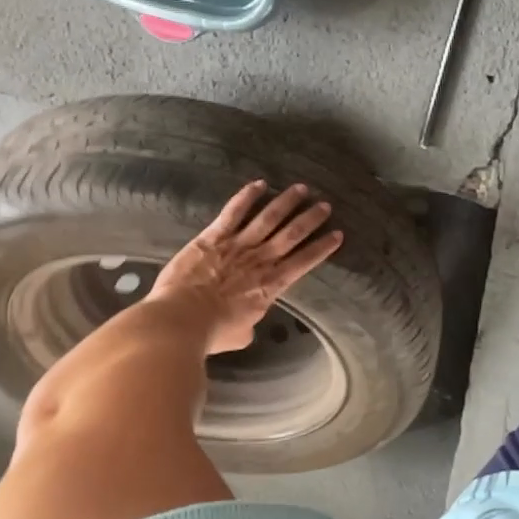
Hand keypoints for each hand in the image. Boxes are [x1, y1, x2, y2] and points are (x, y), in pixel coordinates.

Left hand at [148, 181, 343, 353]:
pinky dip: (248, 196)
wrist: (181, 319)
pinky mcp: (214, 236)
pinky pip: (234, 212)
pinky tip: (260, 184)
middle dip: (310, 219)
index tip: (337, 235)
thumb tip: (247, 325)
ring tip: (301, 188)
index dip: (323, 247)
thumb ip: (249, 324)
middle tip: (324, 205)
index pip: (304, 262)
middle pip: (292, 234)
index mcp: (271, 286)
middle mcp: (261, 260)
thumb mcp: (241, 335)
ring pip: (269, 217)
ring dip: (287, 202)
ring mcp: (238, 245)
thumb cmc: (212, 332)